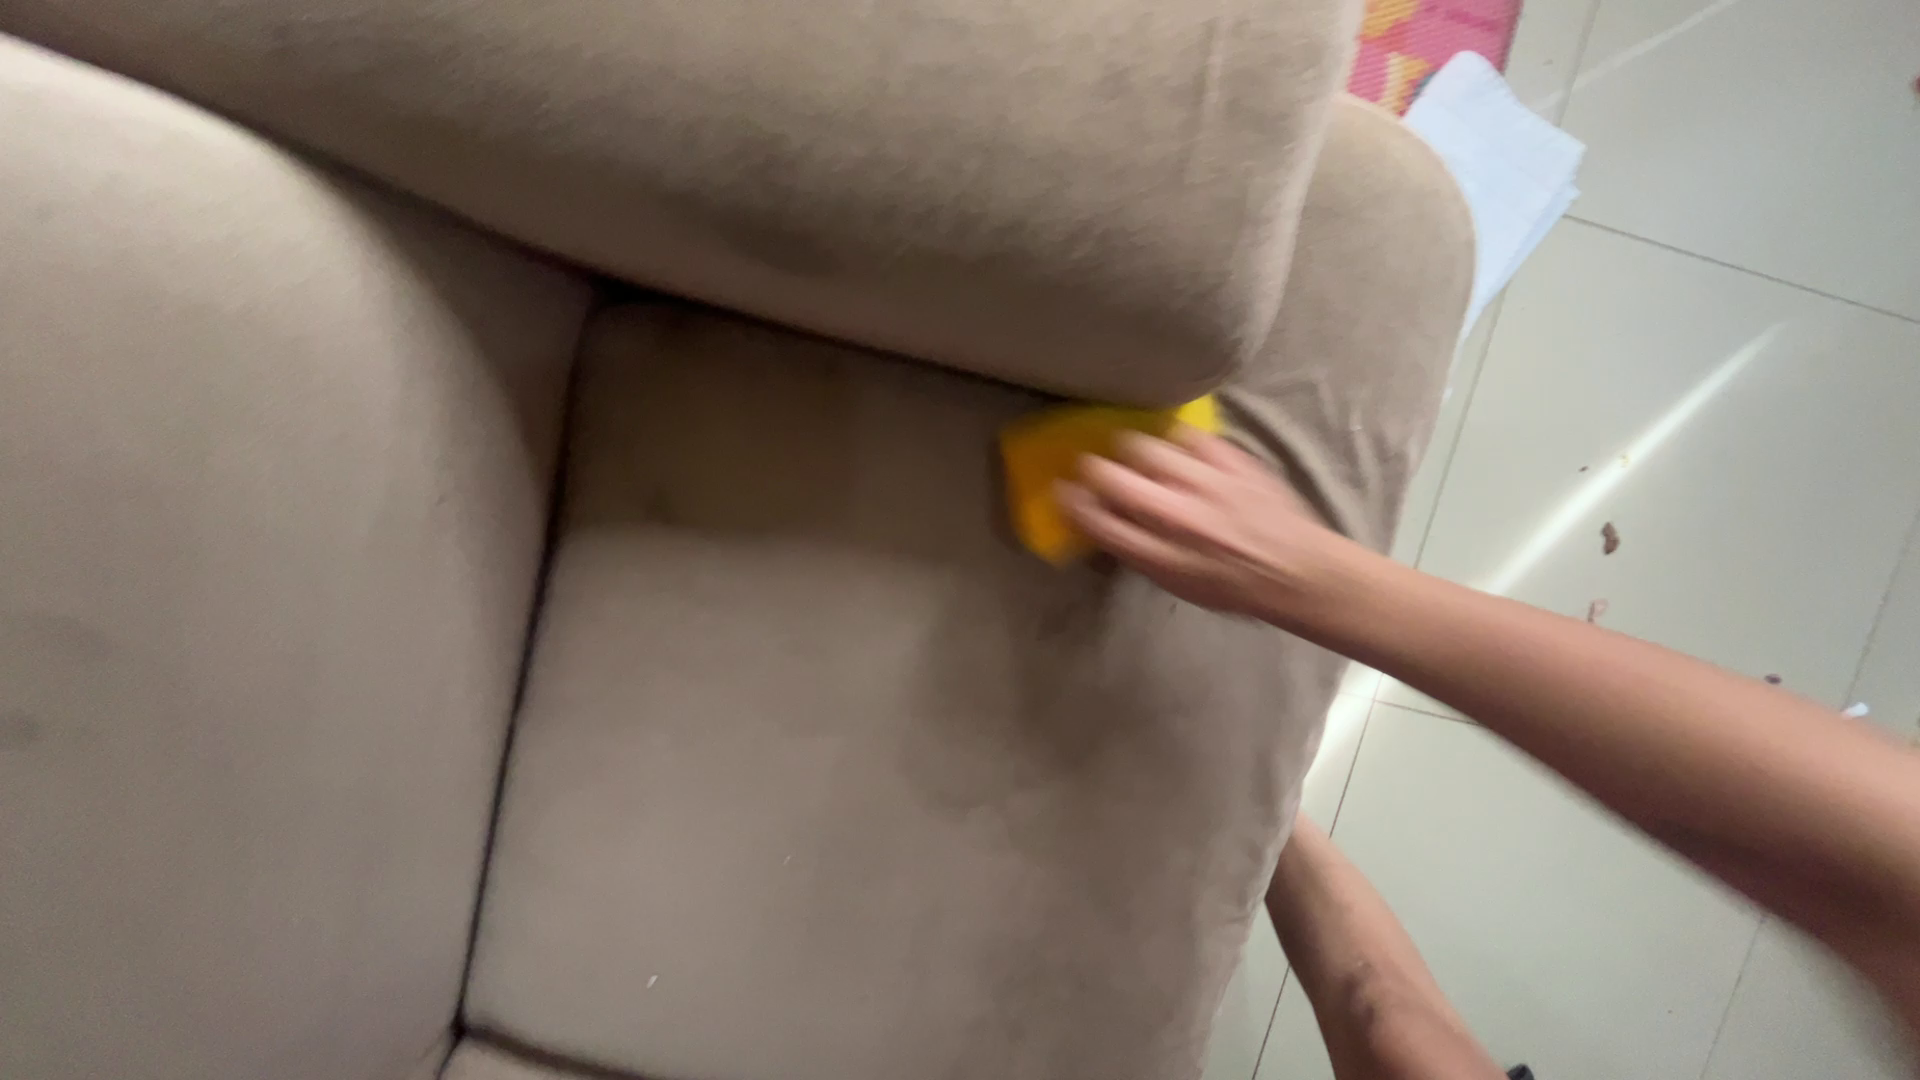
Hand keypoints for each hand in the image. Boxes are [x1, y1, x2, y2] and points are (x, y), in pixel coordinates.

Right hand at [1056, 428, 1353, 619]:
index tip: (1064, 492)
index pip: (1096, 519)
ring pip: (1146, 448)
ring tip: (1134, 457)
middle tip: (1093, 469)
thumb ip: (1136, 551)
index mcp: (1158, 555)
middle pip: (1111, 477)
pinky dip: (1175, 442)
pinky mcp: (1232, 461)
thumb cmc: (1230, 587)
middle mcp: (1177, 516)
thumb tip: (1104, 522)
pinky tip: (1178, 453)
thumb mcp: (1175, 583)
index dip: (1071, 502)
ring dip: (1130, 451)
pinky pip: (1189, 437)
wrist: (1297, 571)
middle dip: (1091, 470)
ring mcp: (1206, 483)